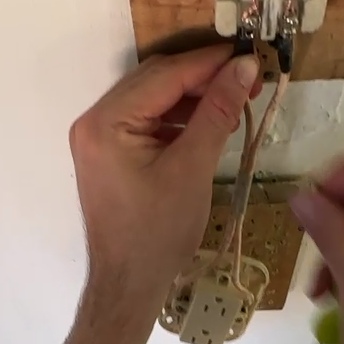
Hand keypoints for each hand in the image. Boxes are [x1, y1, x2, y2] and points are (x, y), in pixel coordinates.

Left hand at [68, 46, 260, 322]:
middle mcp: (93, 123)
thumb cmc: (157, 234)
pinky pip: (145, 124)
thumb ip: (217, 112)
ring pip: (151, 101)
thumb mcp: (192, 169)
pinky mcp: (108, 157)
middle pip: (154, 82)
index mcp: (105, 123)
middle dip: (201, 79)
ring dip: (191, 99)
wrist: (129, 286)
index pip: (163, 76)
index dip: (210, 64)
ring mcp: (97, 140)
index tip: (250, 57)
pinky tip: (207, 125)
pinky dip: (176, 122)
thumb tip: (245, 68)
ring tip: (234, 103)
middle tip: (247, 81)